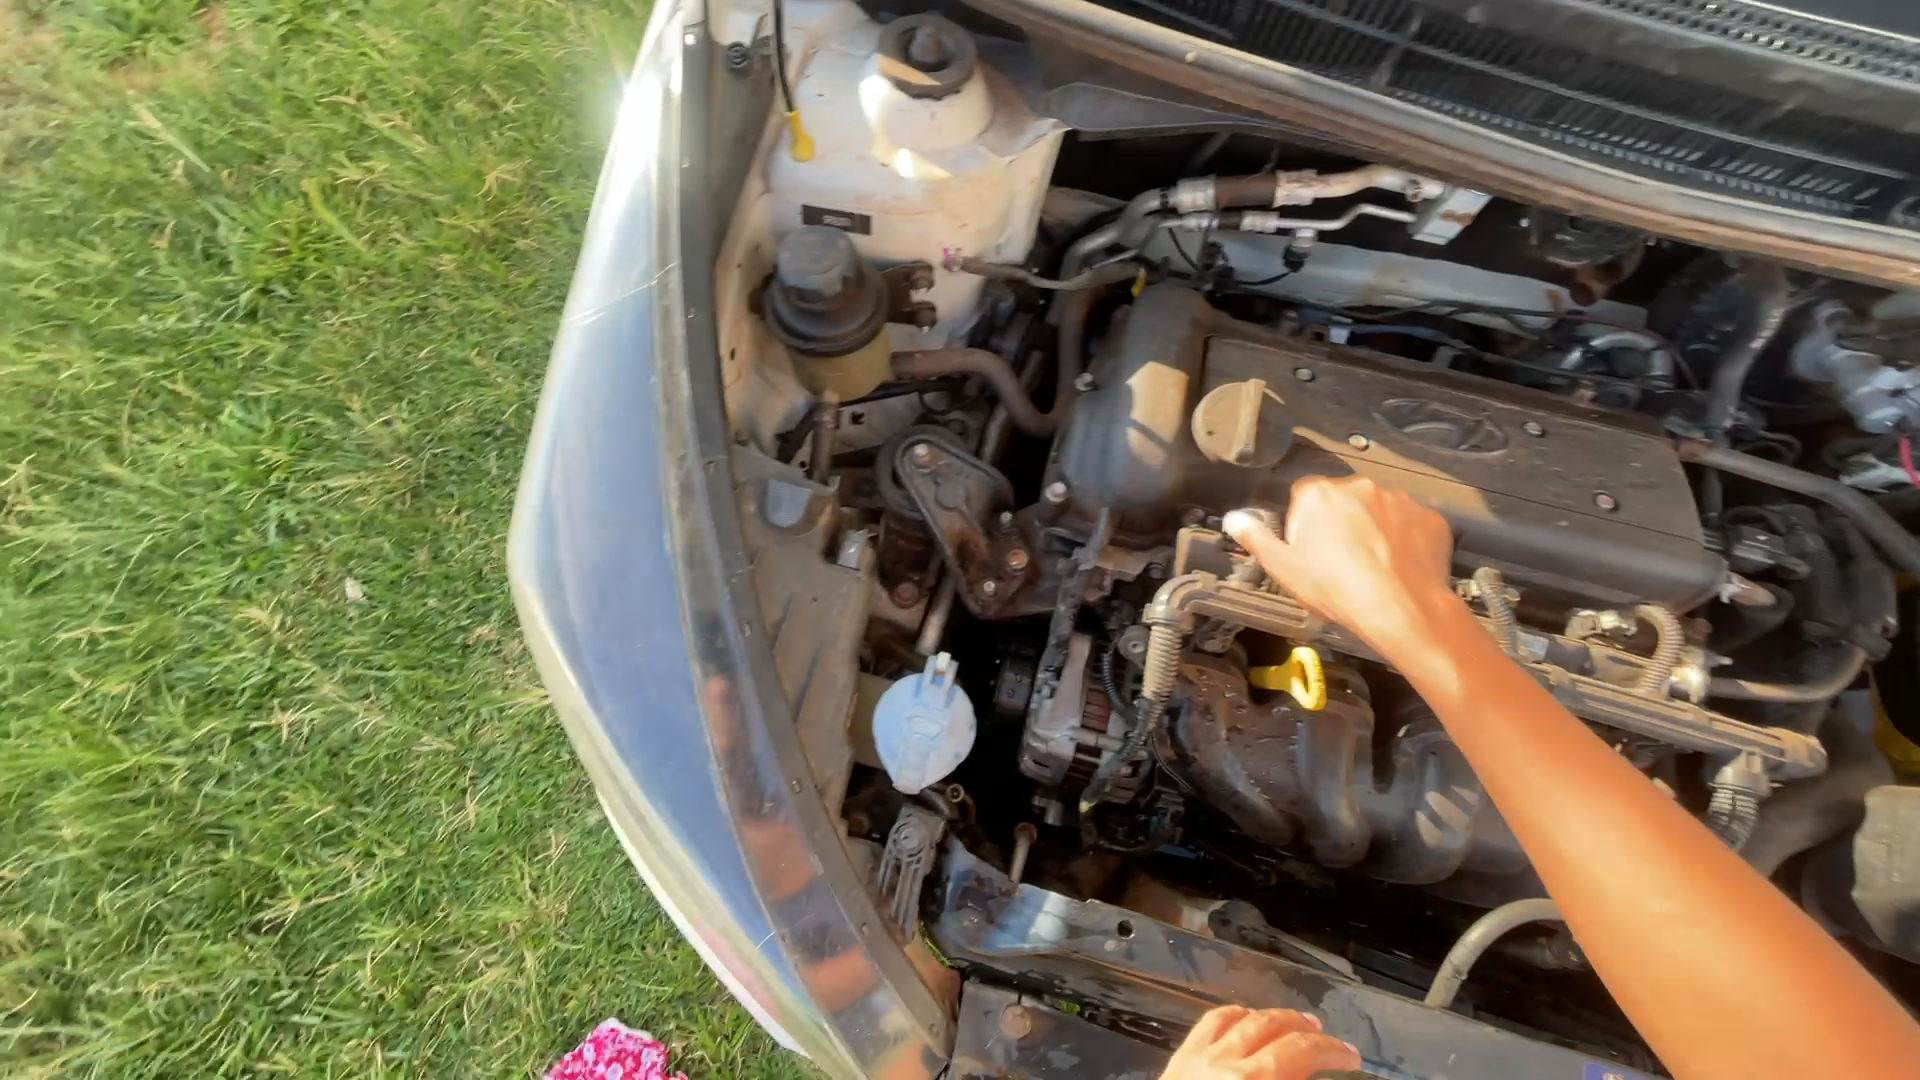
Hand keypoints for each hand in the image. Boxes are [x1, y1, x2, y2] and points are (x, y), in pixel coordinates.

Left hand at [1160, 1005, 1360, 1079]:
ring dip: (1274, 1017)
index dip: (1331, 1052)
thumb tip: (1304, 1078)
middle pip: (1274, 1030)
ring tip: (1295, 1022)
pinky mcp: (1181, 1058)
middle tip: (1328, 1037)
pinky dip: (1236, 1014)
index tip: (1352, 1057)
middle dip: (1306, 1030)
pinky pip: (1211, 1022)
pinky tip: (1246, 1017)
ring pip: (1243, 1018)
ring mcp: (1202, 1057)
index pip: (1301, 1055)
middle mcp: (1229, 1066)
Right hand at [1222, 476, 1458, 661]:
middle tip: (1339, 559)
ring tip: (1372, 565)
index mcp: (1319, 493)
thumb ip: (1256, 538)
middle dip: (1339, 520)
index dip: (1304, 522)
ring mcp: (1400, 499)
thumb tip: (1233, 518)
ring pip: (1377, 508)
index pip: (1303, 495)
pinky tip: (1398, 564)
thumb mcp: (1283, 568)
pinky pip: (1410, 522)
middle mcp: (1360, 485)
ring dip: (1372, 526)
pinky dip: (1403, 537)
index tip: (1309, 549)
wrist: (1402, 610)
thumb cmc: (1334, 588)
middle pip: (1342, 498)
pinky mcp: (1431, 517)